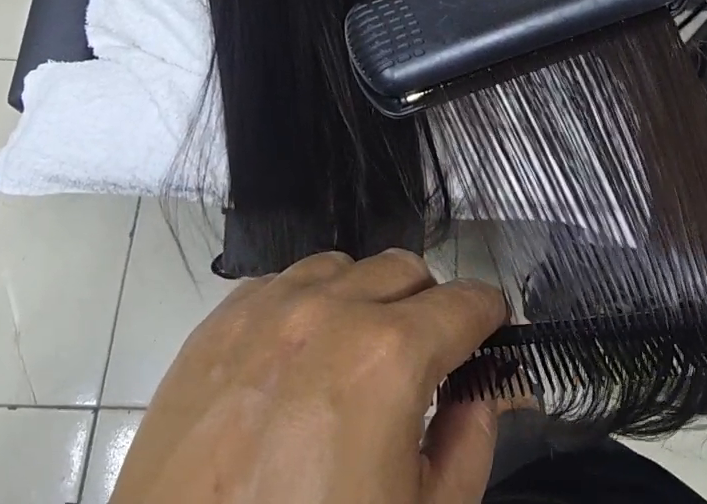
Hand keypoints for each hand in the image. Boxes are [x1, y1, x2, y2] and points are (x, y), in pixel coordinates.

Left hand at [110, 249, 509, 503]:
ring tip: (352, 358)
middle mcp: (330, 311)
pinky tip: (296, 360)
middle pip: (406, 269)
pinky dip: (305, 305)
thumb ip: (471, 439)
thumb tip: (486, 389)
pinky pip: (281, 283)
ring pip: (342, 267)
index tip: (488, 339)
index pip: (467, 300)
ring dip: (363, 299)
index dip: (489, 319)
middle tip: (423, 360)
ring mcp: (266, 309)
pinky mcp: (217, 322)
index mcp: (390, 355)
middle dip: (428, 305)